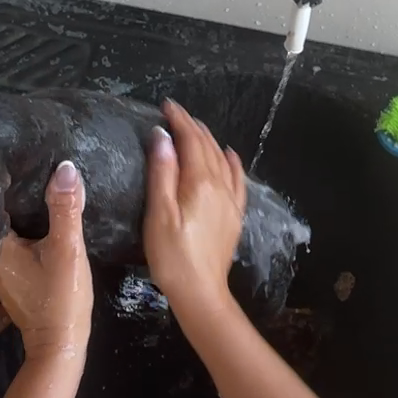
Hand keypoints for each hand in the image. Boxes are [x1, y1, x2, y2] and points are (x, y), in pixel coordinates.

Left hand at [0, 161, 91, 362]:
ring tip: (14, 166)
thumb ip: (64, 208)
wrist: (61, 342)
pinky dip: (12, 216)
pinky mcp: (10, 268)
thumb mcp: (66, 249)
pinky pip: (4, 233)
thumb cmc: (59, 297)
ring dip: (0, 201)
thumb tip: (64, 167)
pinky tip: (28, 201)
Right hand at [144, 100, 247, 321]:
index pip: (190, 140)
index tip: (166, 105)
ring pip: (222, 159)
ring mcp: (230, 200)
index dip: (179, 120)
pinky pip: (237, 179)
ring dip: (209, 139)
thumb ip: (162, 173)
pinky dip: (232, 162)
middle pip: (207, 146)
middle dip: (191, 126)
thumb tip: (163, 136)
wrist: (201, 292)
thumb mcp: (159, 213)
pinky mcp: (234, 214)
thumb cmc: (172, 255)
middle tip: (175, 114)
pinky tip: (230, 155)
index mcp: (199, 182)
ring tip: (196, 127)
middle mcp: (219, 185)